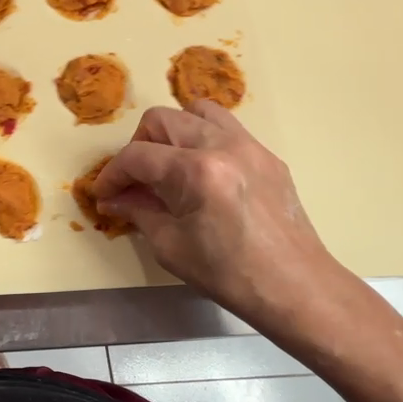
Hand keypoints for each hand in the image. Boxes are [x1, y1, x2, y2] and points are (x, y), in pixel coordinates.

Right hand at [94, 101, 346, 331]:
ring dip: (173, 132)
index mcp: (195, 172)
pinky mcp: (267, 156)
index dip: (112, 175)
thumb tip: (114, 199)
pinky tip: (202, 173)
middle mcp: (221, 146)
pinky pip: (225, 129)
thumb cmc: (230, 275)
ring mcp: (249, 146)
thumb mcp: (170, 247)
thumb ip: (138, 212)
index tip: (104, 194)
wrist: (298, 290)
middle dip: (139, 147)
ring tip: (170, 164)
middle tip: (136, 180)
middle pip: (161, 120)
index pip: (136, 156)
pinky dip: (203, 140)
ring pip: (196, 111)